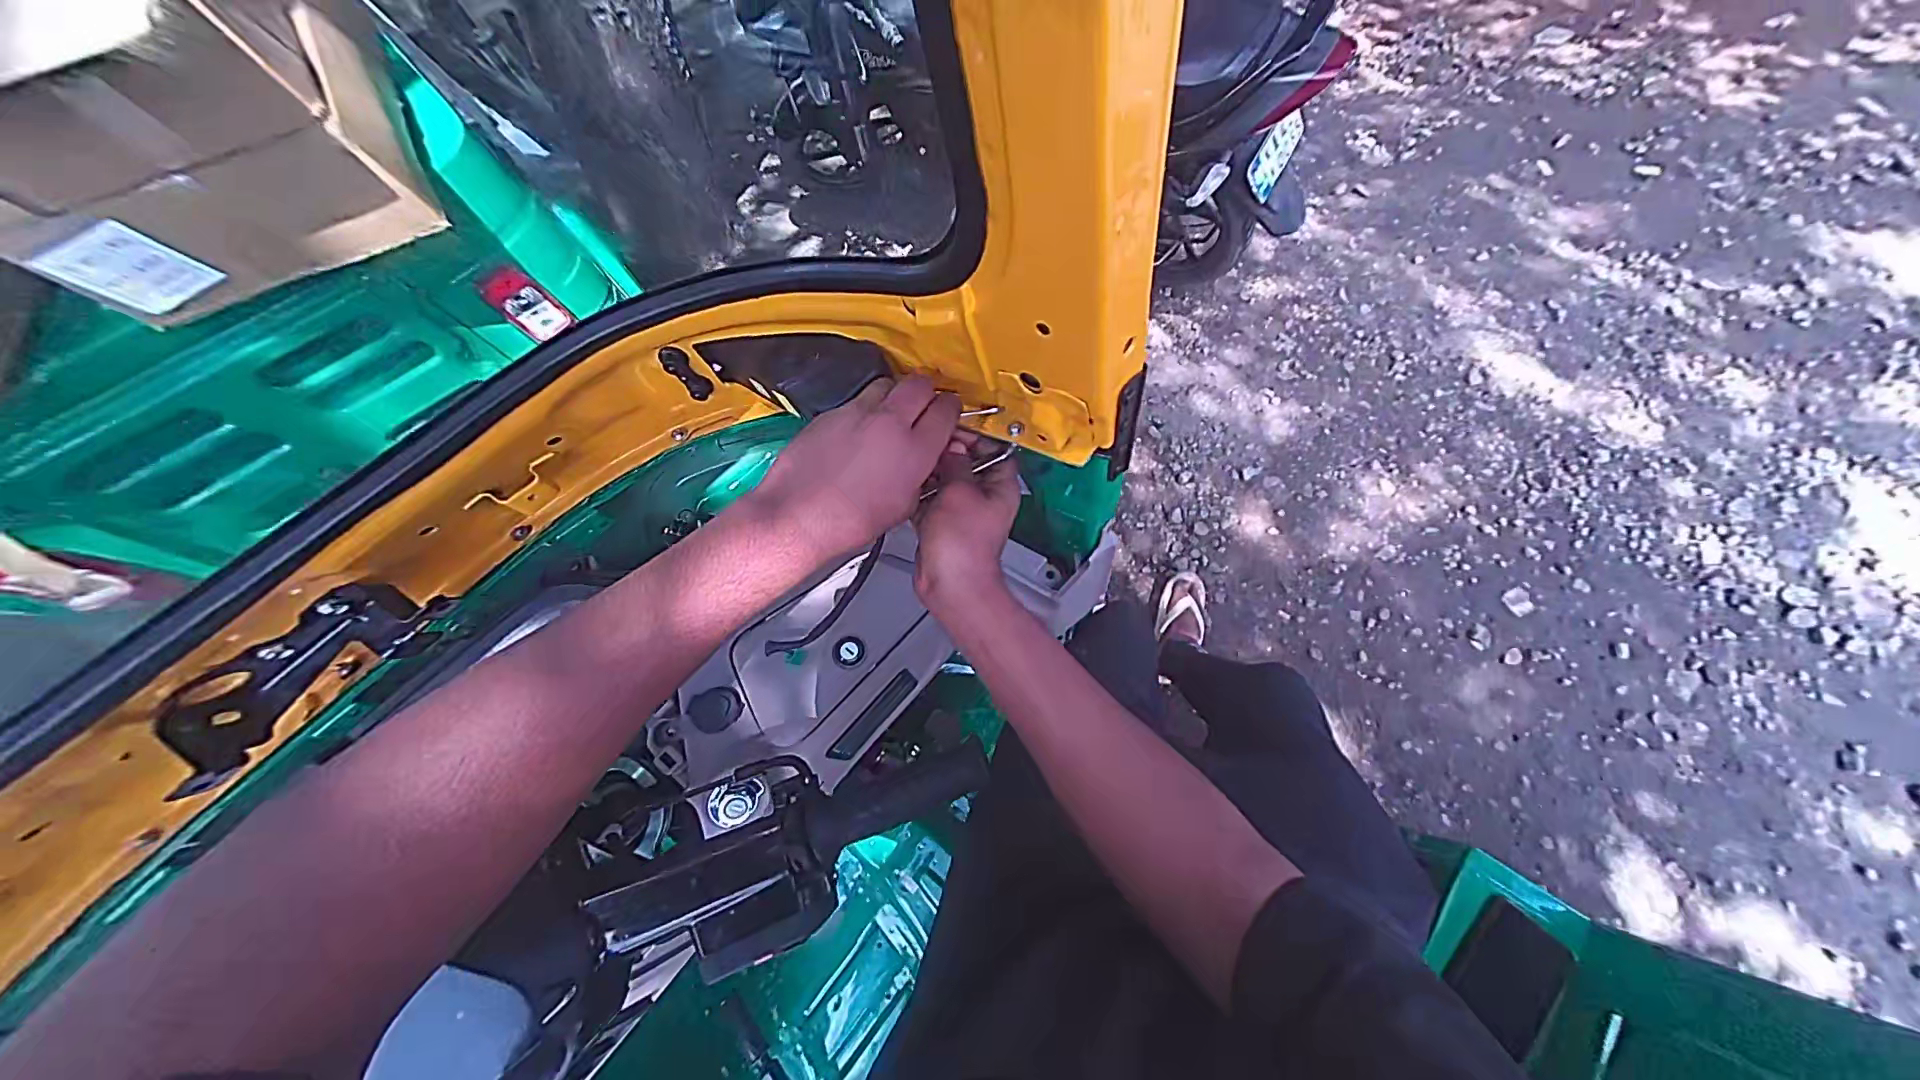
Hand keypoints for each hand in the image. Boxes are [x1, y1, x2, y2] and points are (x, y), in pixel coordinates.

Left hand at [738, 375, 959, 564]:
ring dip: (896, 394)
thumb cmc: (847, 521)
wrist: (799, 516)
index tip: (948, 413)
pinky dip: (865, 408)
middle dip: (928, 392)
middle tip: (926, 405)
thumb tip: (927, 463)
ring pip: (887, 383)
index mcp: (914, 450)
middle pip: (920, 384)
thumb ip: (922, 475)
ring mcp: (857, 414)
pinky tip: (861, 429)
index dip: (952, 410)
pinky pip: (857, 399)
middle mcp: (888, 424)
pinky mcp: (831, 414)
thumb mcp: (903, 506)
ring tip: (893, 412)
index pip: (947, 410)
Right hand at [912, 439, 1021, 619]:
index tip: (952, 426)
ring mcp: (962, 510)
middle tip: (929, 443)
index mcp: (1001, 486)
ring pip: (945, 480)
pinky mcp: (942, 523)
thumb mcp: (959, 491)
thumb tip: (952, 446)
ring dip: (931, 472)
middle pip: (966, 463)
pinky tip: (908, 484)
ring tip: (915, 460)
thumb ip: (955, 463)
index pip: (994, 448)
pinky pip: (930, 499)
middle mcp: (984, 497)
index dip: (973, 434)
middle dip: (947, 452)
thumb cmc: (965, 548)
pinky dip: (920, 492)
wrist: (949, 582)